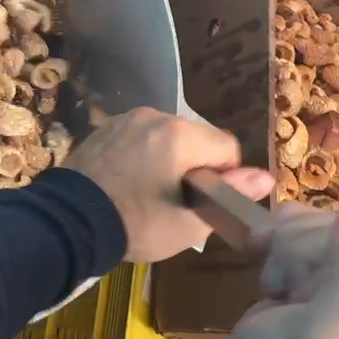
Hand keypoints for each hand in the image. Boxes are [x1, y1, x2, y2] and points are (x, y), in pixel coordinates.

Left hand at [65, 108, 272, 261]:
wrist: (72, 219)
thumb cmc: (138, 222)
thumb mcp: (191, 219)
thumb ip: (231, 195)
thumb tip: (266, 178)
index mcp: (179, 133)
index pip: (226, 147)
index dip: (225, 177)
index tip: (206, 201)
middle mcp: (153, 116)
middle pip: (195, 139)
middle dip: (195, 167)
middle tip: (176, 202)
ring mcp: (124, 119)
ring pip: (165, 138)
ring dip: (168, 161)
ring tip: (150, 194)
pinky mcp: (104, 128)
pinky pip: (139, 138)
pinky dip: (142, 156)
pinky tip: (128, 182)